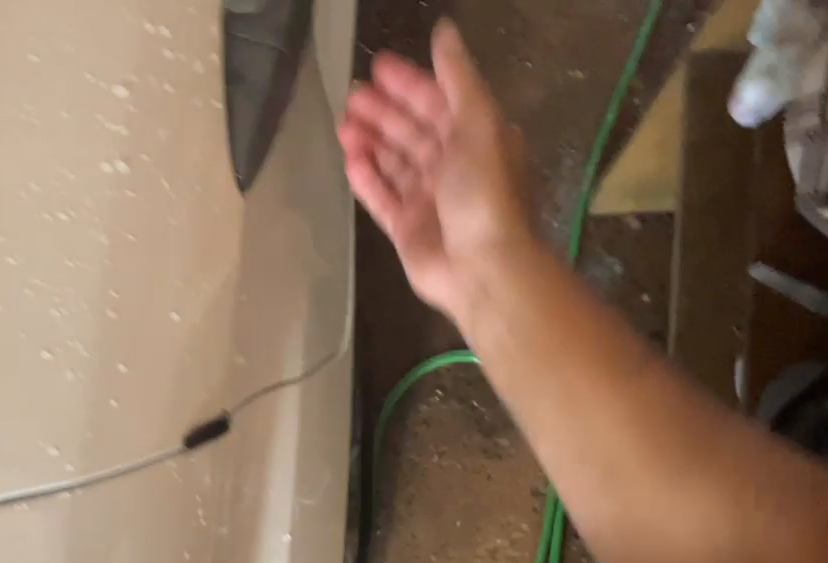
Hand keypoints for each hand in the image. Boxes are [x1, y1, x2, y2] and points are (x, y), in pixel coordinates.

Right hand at [338, 20, 532, 322]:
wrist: (481, 266)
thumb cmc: (484, 193)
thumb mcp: (479, 124)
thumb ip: (458, 79)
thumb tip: (444, 33)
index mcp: (474, 140)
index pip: (436, 104)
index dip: (409, 84)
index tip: (378, 68)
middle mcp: (450, 167)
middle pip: (411, 132)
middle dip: (382, 112)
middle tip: (352, 96)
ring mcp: (426, 200)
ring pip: (393, 163)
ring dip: (370, 142)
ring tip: (343, 125)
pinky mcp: (405, 230)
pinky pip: (381, 198)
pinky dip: (366, 179)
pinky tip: (350, 160)